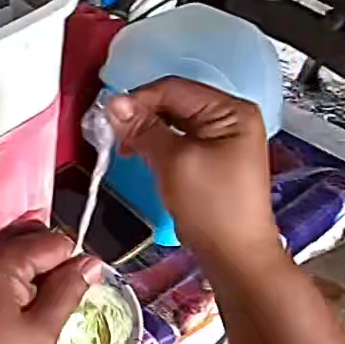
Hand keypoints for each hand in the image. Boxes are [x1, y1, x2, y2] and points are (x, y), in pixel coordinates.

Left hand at [0, 224, 99, 343]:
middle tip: (58, 300)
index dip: (73, 265)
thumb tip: (90, 264)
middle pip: (29, 234)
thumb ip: (68, 290)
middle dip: (51, 260)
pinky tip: (13, 312)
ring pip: (9, 248)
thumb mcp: (42, 332)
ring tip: (36, 310)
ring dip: (30, 269)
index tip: (77, 293)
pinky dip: (8, 277)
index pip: (54, 240)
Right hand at [105, 77, 278, 256]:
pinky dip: (156, 146)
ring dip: (146, 132)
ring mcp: (222, 139)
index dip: (139, 100)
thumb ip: (143, 129)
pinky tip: (143, 157)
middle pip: (173, 102)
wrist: (235, 255)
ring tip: (128, 150)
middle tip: (116, 138)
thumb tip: (114, 103)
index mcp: (231, 111)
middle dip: (141, 117)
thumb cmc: (213, 209)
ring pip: (172, 122)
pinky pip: (177, 140)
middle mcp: (230, 118)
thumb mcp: (174, 163)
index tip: (109, 119)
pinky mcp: (211, 158)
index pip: (174, 88)